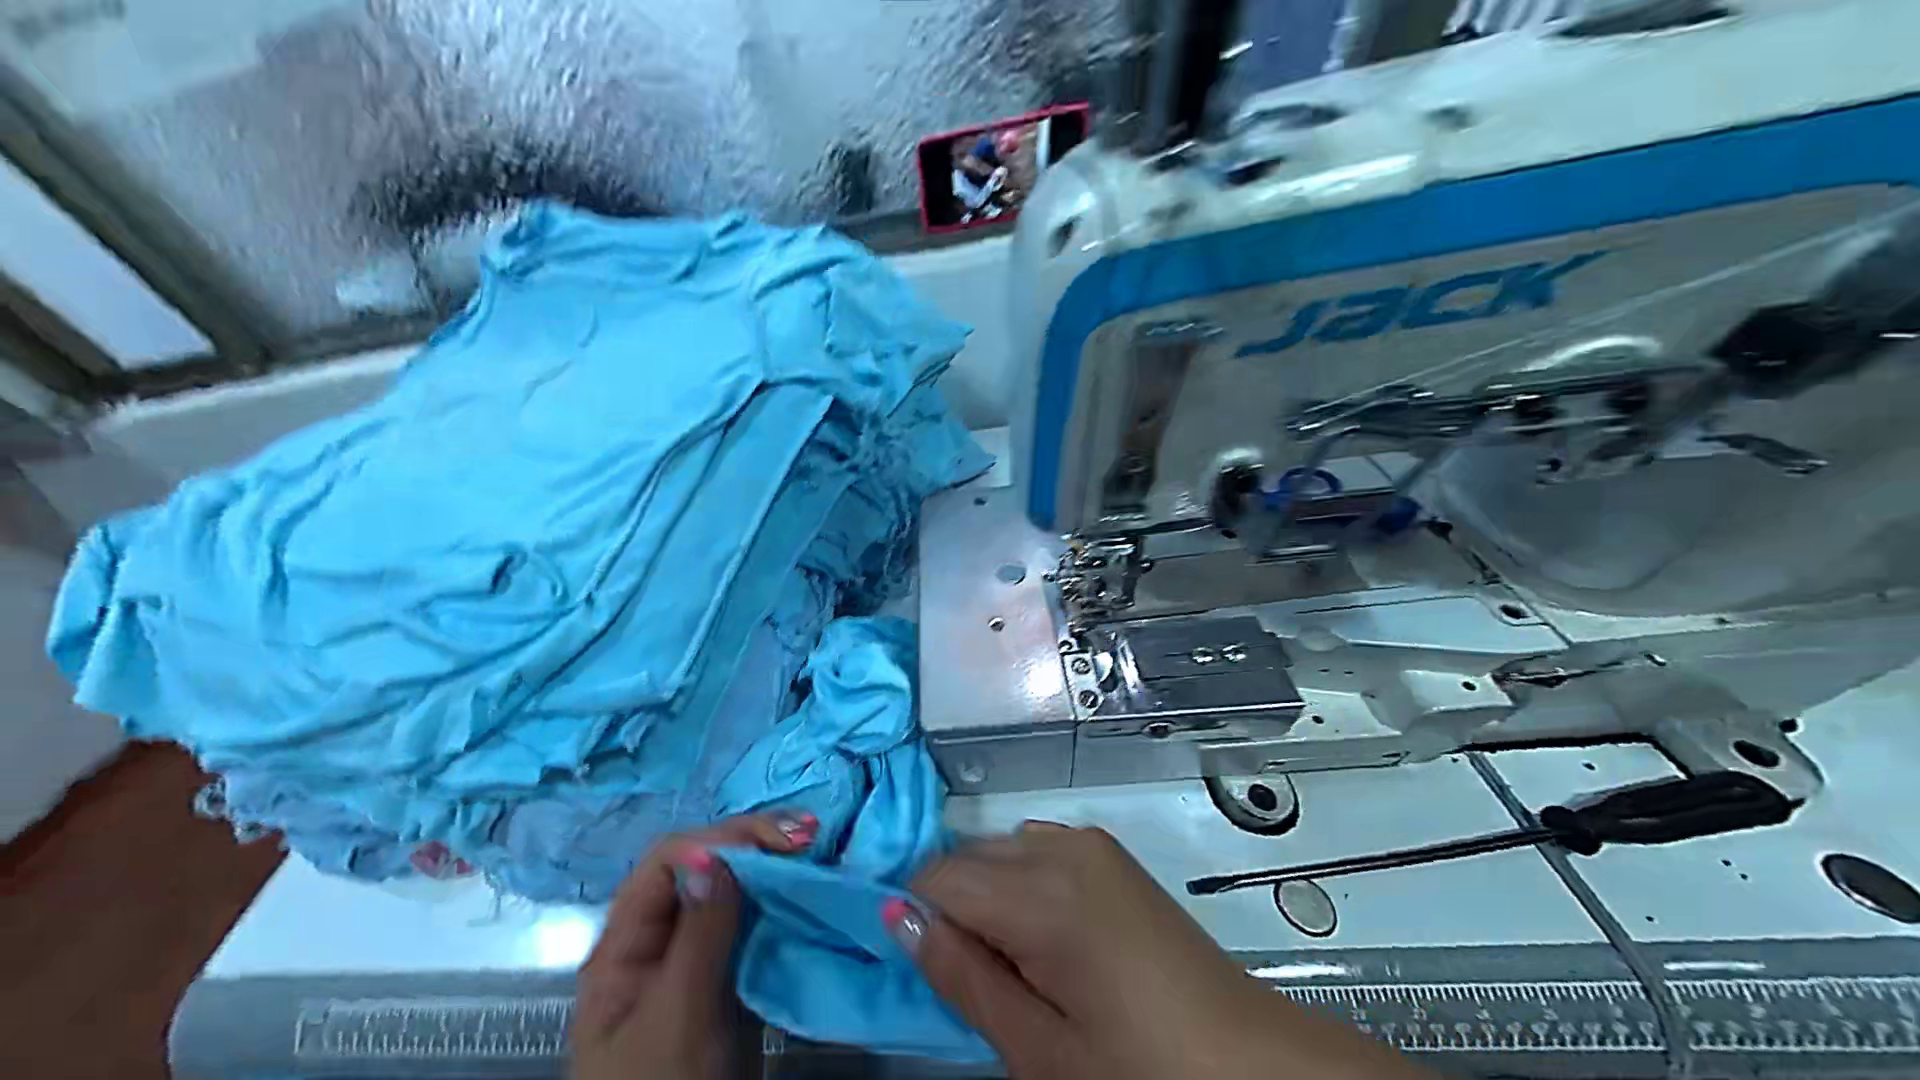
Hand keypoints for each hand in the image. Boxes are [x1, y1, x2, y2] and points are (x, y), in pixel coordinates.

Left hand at [571, 812, 816, 1079]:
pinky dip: (784, 898)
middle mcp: (660, 938)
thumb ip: (697, 937)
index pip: (666, 864)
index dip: (717, 841)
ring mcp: (697, 956)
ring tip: (815, 847)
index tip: (773, 842)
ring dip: (773, 863)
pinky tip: (810, 888)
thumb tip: (715, 856)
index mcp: (625, 944)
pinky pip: (756, 921)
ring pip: (734, 889)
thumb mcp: (676, 1020)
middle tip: (808, 833)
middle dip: (753, 841)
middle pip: (703, 866)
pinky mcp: (731, 975)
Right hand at [889, 823, 1434, 1079]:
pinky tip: (1048, 935)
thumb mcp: (1037, 1048)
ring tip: (1017, 963)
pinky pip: (1035, 848)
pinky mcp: (1108, 850)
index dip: (916, 916)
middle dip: (954, 908)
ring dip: (987, 894)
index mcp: (1042, 891)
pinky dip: (1022, 880)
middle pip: (968, 856)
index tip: (920, 965)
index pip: (939, 876)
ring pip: (999, 850)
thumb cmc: (1138, 1068)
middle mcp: (1061, 844)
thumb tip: (897, 916)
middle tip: (977, 980)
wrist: (1245, 1060)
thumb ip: (961, 974)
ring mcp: (1089, 841)